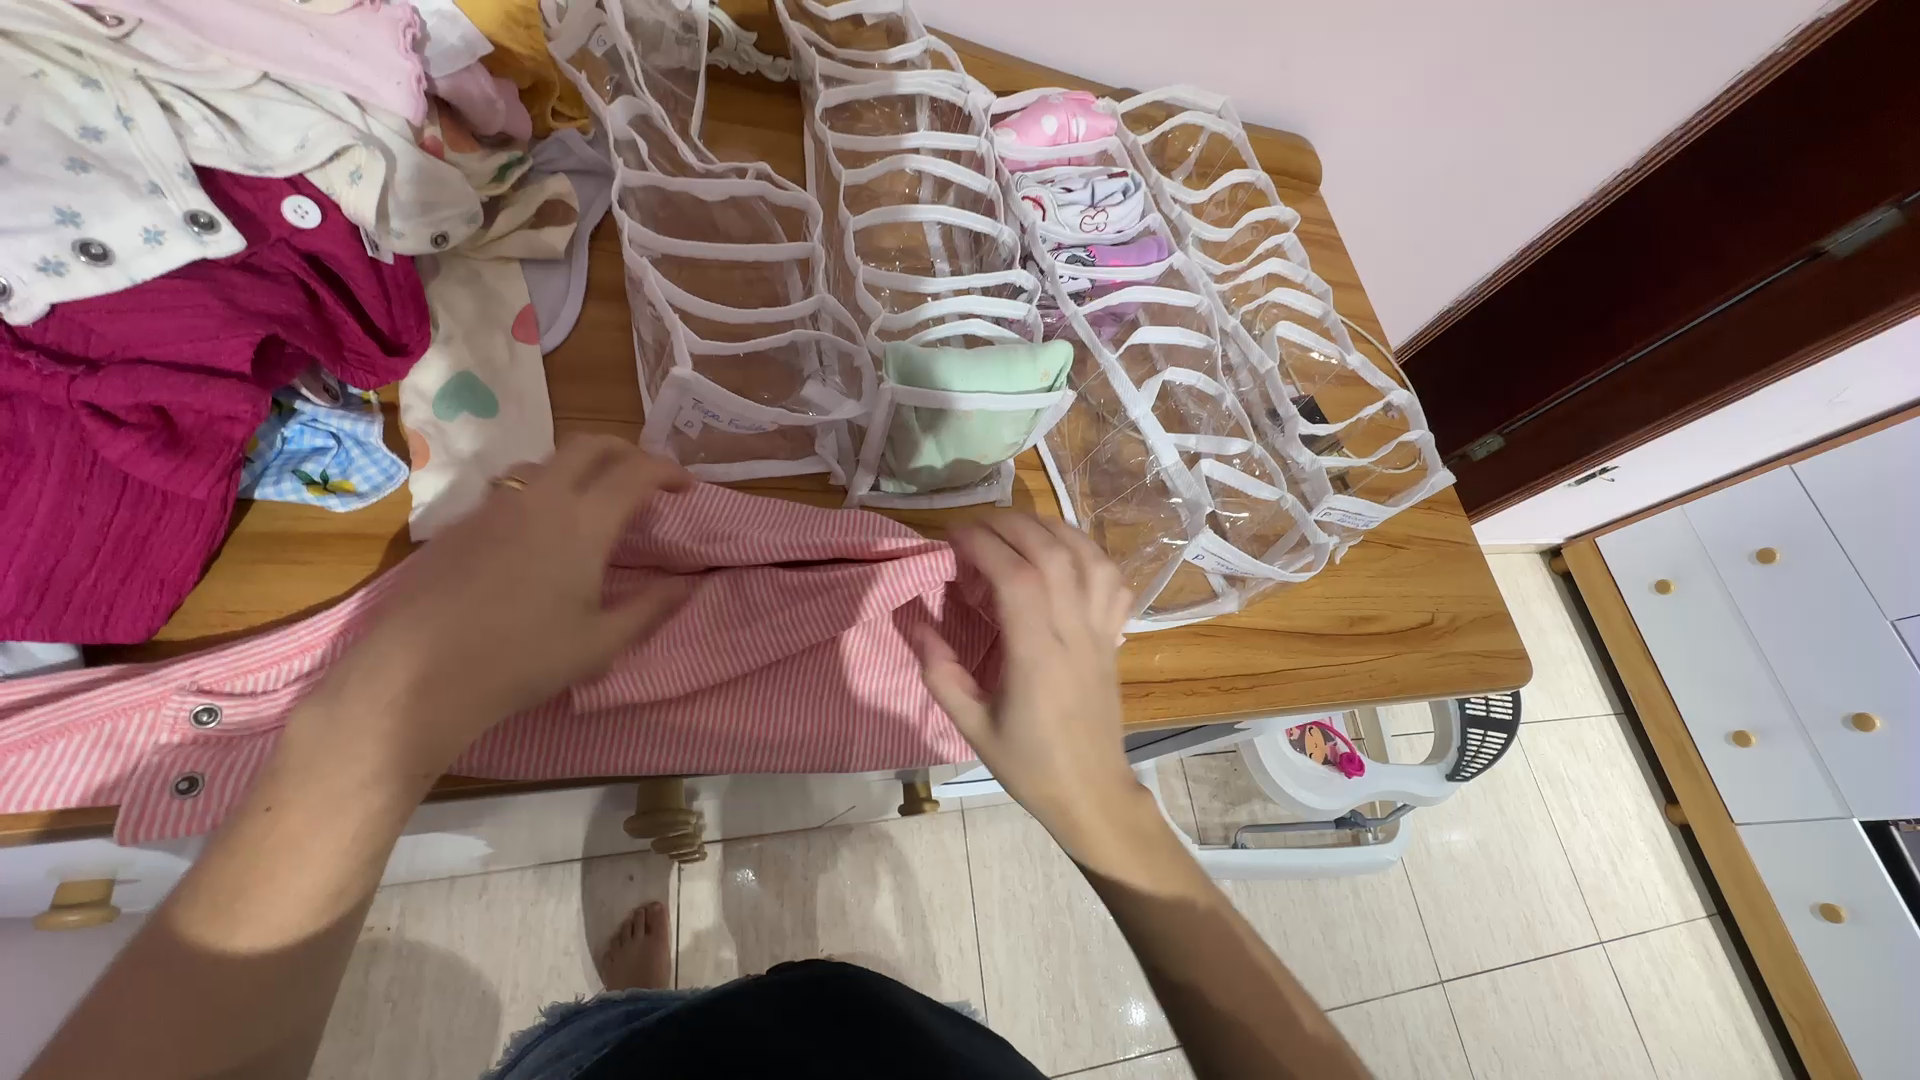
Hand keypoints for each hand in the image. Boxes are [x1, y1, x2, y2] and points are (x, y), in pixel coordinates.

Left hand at [309, 436, 692, 778]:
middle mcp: (540, 498)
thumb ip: (653, 607)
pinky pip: (511, 488)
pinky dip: (543, 491)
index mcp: (584, 522)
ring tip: (594, 502)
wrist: (419, 675)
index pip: (637, 471)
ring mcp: (495, 506)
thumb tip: (689, 584)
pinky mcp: (462, 524)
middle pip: (590, 445)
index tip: (687, 488)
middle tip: (646, 478)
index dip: (669, 470)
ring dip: (582, 468)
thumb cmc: (524, 660)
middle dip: (627, 451)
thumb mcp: (603, 642)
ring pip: (546, 461)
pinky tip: (540, 534)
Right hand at [913, 515, 1149, 856]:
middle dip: (1012, 524)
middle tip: (977, 524)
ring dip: (1053, 528)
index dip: (984, 544)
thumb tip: (913, 620)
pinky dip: (1090, 553)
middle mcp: (1074, 634)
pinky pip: (1113, 582)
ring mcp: (1101, 633)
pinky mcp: (1115, 638)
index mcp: (1036, 657)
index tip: (953, 536)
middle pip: (1052, 554)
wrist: (1091, 793)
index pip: (1016, 577)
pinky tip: (1065, 553)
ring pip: (1088, 558)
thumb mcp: (971, 727)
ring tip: (1018, 527)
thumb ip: (939, 671)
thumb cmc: (1028, 765)